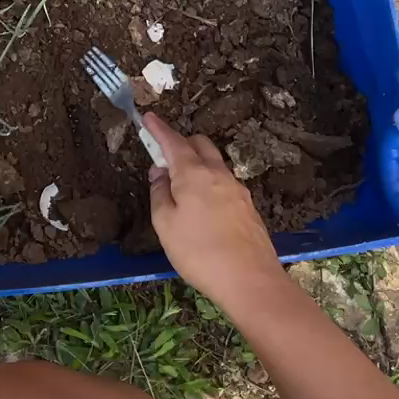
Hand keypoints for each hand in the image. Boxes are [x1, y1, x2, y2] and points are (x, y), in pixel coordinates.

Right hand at [144, 113, 283, 304]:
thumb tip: (160, 173)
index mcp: (193, 173)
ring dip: (196, 163)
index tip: (148, 116)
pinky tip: (203, 207)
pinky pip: (224, 182)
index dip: (158, 128)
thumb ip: (159, 193)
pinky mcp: (248, 207)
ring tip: (181, 188)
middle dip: (180, 142)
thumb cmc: (199, 252)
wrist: (251, 282)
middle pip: (199, 144)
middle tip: (163, 159)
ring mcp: (237, 190)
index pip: (172, 141)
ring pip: (214, 163)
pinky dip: (209, 181)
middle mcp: (218, 174)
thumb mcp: (164, 224)